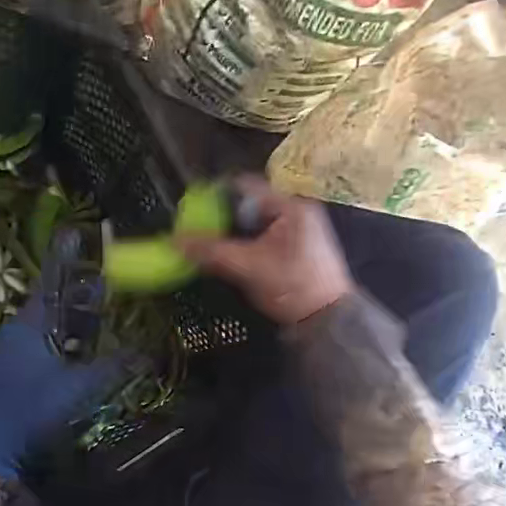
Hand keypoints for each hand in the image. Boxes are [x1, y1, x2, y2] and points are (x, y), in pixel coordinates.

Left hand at [0, 231, 129, 479]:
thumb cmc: (31, 406)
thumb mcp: (78, 386)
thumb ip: (113, 367)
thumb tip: (147, 353)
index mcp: (30, 323)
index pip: (52, 280)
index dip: (66, 258)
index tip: (74, 233)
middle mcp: (18, 329)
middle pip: (52, 300)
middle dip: (78, 292)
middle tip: (105, 282)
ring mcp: (10, 349)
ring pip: (47, 323)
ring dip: (71, 318)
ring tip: (99, 314)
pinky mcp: (10, 368)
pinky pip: (40, 342)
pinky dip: (61, 339)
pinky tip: (79, 350)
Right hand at [175, 178, 352, 325]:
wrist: (328, 320)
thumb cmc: (292, 287)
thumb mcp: (249, 268)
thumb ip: (212, 252)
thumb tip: (177, 242)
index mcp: (290, 207)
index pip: (245, 186)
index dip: (216, 194)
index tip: (193, 208)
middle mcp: (296, 211)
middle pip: (249, 204)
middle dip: (222, 216)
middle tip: (197, 228)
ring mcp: (300, 229)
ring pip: (256, 222)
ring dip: (233, 232)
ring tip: (209, 243)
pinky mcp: (298, 248)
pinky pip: (264, 236)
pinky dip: (246, 242)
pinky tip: (231, 256)